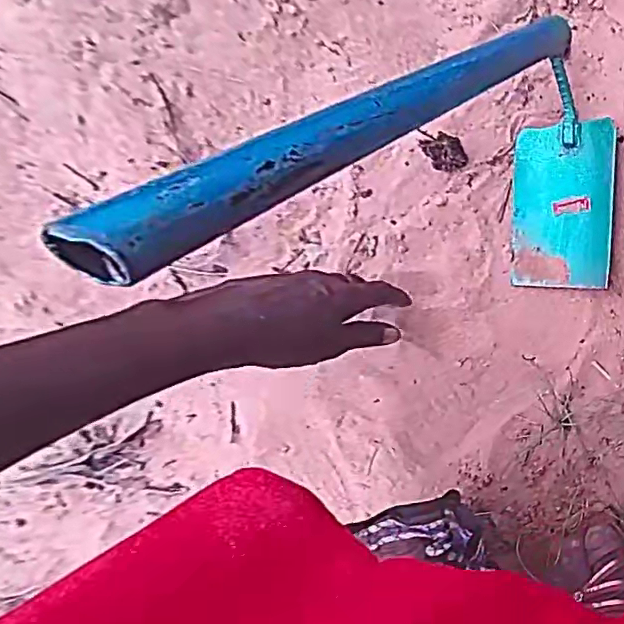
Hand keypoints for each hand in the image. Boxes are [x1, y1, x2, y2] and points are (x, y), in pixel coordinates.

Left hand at [157, 271, 413, 369]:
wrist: (220, 327)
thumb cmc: (276, 338)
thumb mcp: (331, 344)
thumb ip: (363, 336)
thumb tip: (389, 332)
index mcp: (342, 295)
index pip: (378, 291)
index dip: (394, 296)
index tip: (403, 300)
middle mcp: (320, 281)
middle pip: (353, 283)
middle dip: (367, 293)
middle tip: (376, 305)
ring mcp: (294, 279)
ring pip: (327, 283)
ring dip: (339, 295)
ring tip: (340, 312)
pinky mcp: (271, 283)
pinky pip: (304, 286)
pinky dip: (314, 296)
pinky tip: (304, 313)